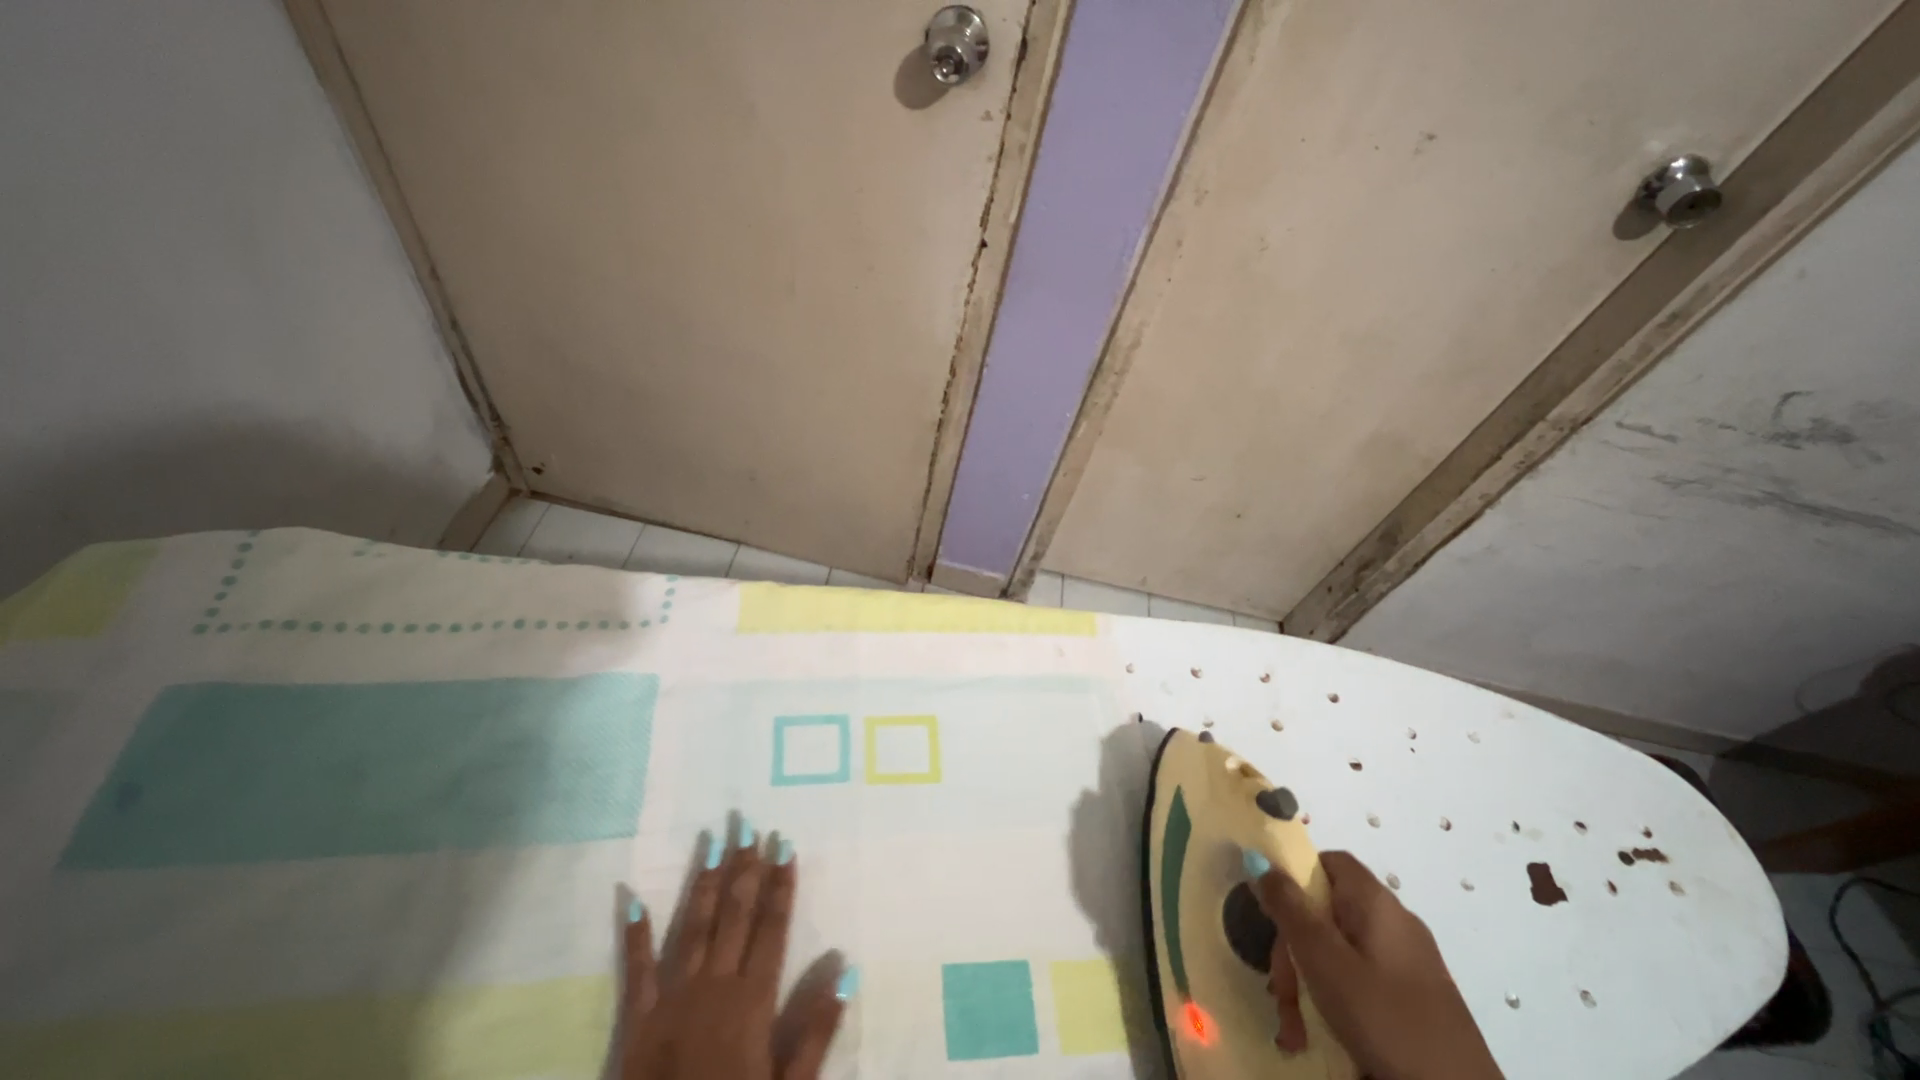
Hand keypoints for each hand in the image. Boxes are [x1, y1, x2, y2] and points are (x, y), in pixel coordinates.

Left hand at [619, 828, 849, 1079]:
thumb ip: (817, 1028)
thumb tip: (845, 968)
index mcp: (753, 1001)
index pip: (772, 929)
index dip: (781, 885)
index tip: (785, 843)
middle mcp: (714, 985)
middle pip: (733, 915)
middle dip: (744, 867)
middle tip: (748, 822)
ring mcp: (671, 997)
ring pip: (691, 926)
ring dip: (702, 880)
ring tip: (713, 838)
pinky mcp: (636, 1016)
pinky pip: (635, 967)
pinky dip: (633, 931)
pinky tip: (630, 894)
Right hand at [1255, 850, 1502, 1079]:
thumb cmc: (1383, 1016)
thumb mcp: (1323, 960)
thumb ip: (1289, 908)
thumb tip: (1260, 859)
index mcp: (1376, 902)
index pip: (1329, 861)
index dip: (1294, 876)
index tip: (1271, 914)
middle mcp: (1394, 923)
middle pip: (1328, 912)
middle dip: (1293, 948)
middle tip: (1279, 989)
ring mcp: (1407, 961)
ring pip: (1338, 953)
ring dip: (1306, 983)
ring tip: (1293, 1027)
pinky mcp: (1412, 997)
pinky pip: (1359, 982)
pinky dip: (1332, 1002)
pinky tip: (1317, 1035)